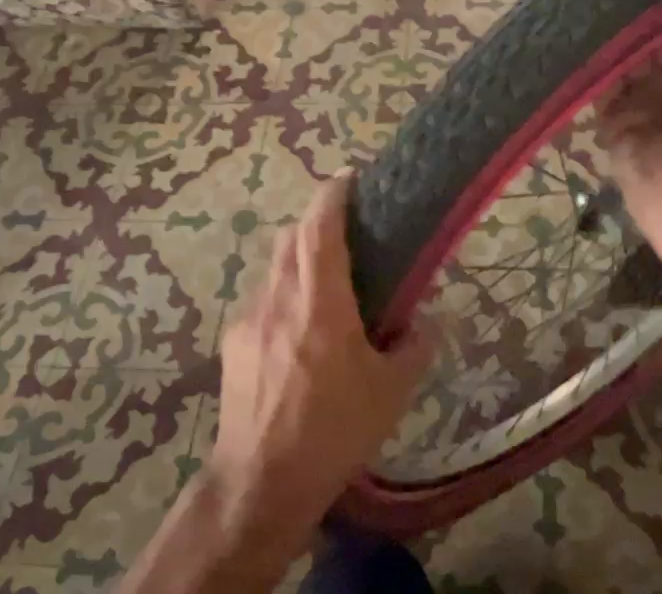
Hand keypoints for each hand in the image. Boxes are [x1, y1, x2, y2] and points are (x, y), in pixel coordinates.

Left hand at [209, 171, 434, 531]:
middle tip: (347, 232)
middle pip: (290, 236)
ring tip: (325, 285)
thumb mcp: (391, 393)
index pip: (320, 225)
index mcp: (320, 301)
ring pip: (272, 267)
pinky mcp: (232, 343)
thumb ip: (415, 347)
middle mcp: (278, 298)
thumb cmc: (332, 431)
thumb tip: (429, 321)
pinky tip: (298, 333)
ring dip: (297, 259)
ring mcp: (249, 319)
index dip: (334, 194)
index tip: (350, 179)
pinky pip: (261, 300)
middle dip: (316, 222)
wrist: (261, 483)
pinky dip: (282, 296)